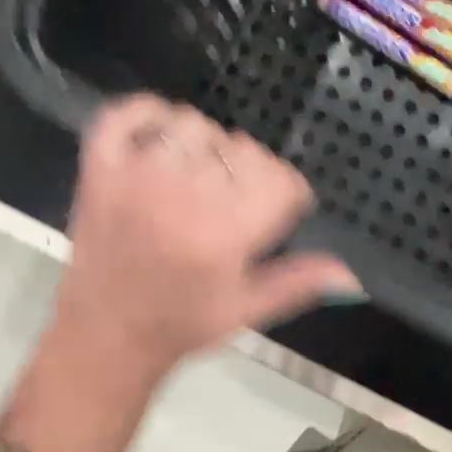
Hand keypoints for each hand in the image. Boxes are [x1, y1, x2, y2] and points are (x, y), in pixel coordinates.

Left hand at [51, 95, 360, 371]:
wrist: (104, 337)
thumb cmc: (180, 326)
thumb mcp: (246, 311)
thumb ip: (298, 283)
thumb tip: (352, 275)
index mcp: (223, 236)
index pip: (279, 179)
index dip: (290, 190)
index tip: (283, 205)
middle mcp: (181, 198)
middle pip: (241, 149)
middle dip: (252, 171)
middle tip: (238, 199)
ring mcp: (135, 179)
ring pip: (191, 126)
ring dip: (207, 143)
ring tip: (203, 172)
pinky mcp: (99, 171)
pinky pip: (123, 115)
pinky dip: (146, 113)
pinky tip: (162, 133)